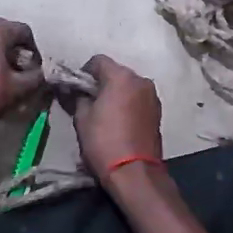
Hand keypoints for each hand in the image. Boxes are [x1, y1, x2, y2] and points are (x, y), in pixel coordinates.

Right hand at [69, 55, 162, 180]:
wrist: (134, 172)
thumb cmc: (103, 142)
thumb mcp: (82, 118)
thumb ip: (78, 97)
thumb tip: (74, 91)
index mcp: (121, 77)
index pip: (98, 60)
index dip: (83, 72)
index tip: (76, 89)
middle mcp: (141, 80)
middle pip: (116, 72)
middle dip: (101, 83)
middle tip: (88, 101)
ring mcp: (153, 96)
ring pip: (128, 86)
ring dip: (116, 94)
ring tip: (104, 114)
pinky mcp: (158, 112)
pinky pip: (138, 100)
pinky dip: (128, 104)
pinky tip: (119, 121)